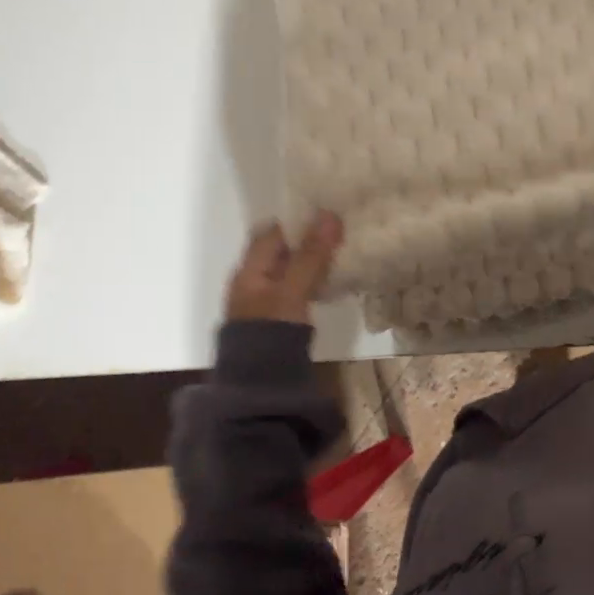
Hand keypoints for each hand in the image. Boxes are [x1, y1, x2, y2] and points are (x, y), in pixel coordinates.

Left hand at [226, 212, 343, 323]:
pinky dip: (316, 281)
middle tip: (342, 231)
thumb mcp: (293, 291)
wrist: (262, 382)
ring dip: (315, 261)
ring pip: (293, 270)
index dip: (298, 219)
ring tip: (345, 252)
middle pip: (283, 251)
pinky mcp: (281, 319)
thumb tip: (329, 214)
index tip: (328, 211)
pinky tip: (336, 281)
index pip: (272, 232)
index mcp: (248, 270)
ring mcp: (266, 302)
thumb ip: (311, 254)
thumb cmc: (272, 329)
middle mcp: (253, 282)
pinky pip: (300, 290)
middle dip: (310, 239)